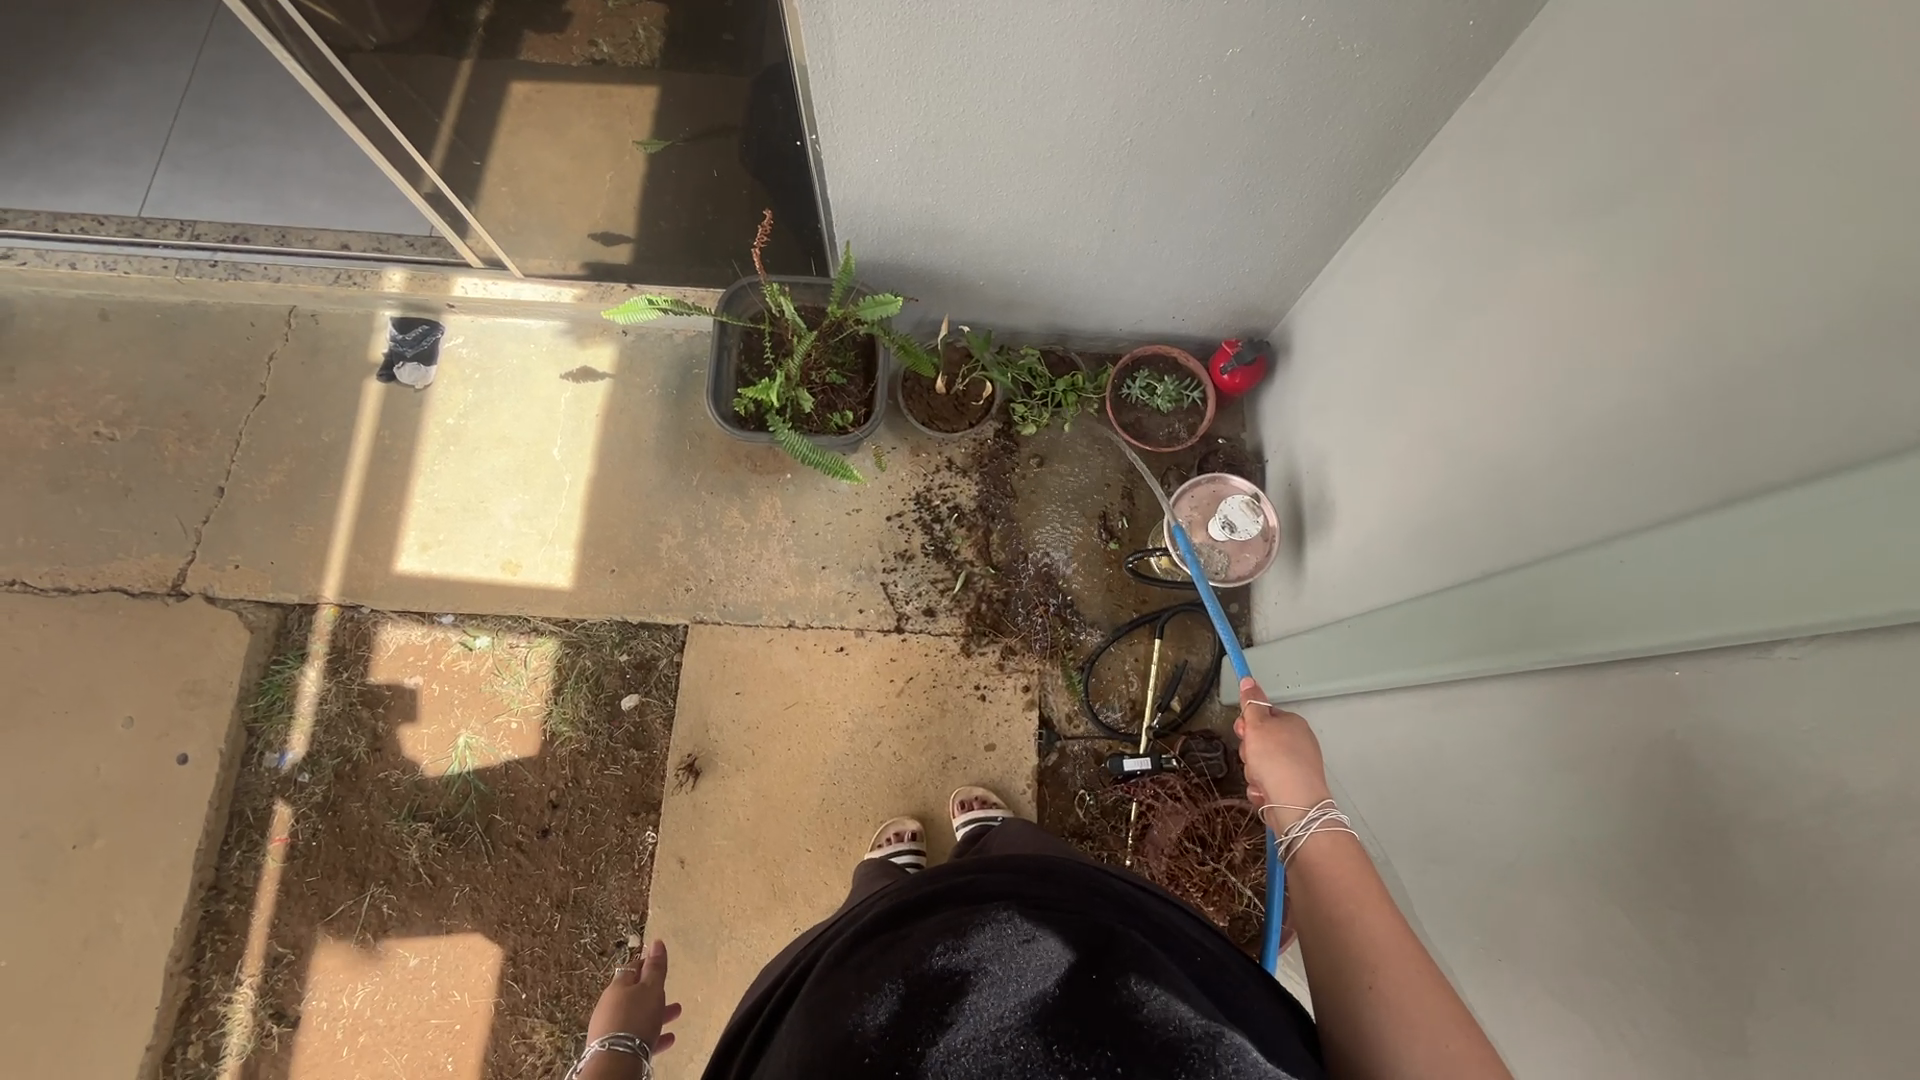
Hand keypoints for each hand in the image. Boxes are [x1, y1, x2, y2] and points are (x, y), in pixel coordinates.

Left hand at [588, 940, 680, 1056]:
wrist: (615, 1061)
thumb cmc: (636, 1017)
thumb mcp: (651, 988)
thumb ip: (655, 967)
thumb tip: (656, 942)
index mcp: (618, 987)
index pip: (632, 969)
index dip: (645, 964)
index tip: (658, 963)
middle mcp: (610, 1005)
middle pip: (634, 994)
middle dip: (653, 992)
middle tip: (669, 991)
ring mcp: (609, 1027)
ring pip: (636, 1016)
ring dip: (655, 1014)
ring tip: (675, 1014)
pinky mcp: (611, 1046)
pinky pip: (634, 1036)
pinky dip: (650, 1034)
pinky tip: (668, 1039)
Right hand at [1234, 677, 1331, 826]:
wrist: (1293, 803)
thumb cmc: (1274, 758)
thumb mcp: (1257, 724)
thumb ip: (1251, 702)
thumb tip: (1249, 680)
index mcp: (1293, 724)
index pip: (1264, 716)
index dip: (1249, 723)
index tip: (1243, 730)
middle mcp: (1297, 744)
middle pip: (1261, 741)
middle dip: (1250, 750)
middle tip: (1251, 755)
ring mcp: (1296, 768)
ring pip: (1260, 764)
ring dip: (1253, 771)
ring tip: (1259, 777)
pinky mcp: (1291, 789)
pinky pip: (1266, 783)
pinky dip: (1261, 788)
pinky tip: (1263, 792)